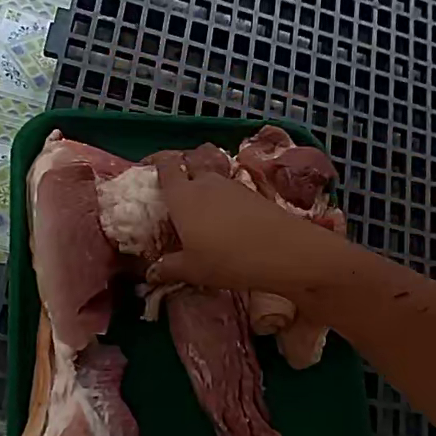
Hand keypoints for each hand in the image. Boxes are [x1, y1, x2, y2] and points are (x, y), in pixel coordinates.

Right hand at [147, 152, 352, 296]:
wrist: (286, 252)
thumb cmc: (228, 259)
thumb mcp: (192, 270)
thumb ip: (168, 268)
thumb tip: (151, 272)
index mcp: (183, 196)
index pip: (166, 167)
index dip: (156, 164)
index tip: (148, 170)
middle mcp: (206, 183)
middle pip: (191, 163)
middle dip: (182, 170)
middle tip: (175, 190)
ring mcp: (233, 186)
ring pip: (211, 178)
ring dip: (204, 187)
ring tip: (199, 210)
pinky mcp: (254, 195)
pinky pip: (229, 192)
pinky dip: (222, 200)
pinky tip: (225, 222)